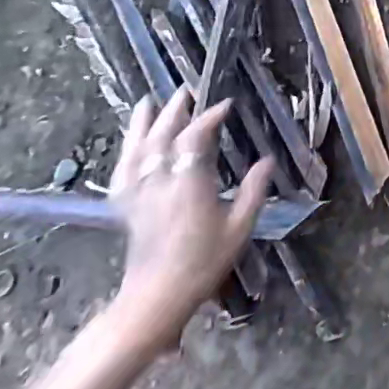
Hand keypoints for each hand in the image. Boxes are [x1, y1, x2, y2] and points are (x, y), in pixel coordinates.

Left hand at [105, 88, 274, 349]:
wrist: (157, 297)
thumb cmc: (204, 262)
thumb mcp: (239, 228)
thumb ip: (253, 191)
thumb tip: (267, 160)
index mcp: (189, 184)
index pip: (195, 138)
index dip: (209, 117)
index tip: (225, 105)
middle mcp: (160, 182)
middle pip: (162, 136)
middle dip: (175, 111)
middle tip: (187, 91)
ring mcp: (139, 193)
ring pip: (137, 149)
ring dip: (143, 123)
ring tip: (149, 103)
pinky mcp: (125, 207)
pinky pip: (121, 172)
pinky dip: (125, 153)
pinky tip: (130, 145)